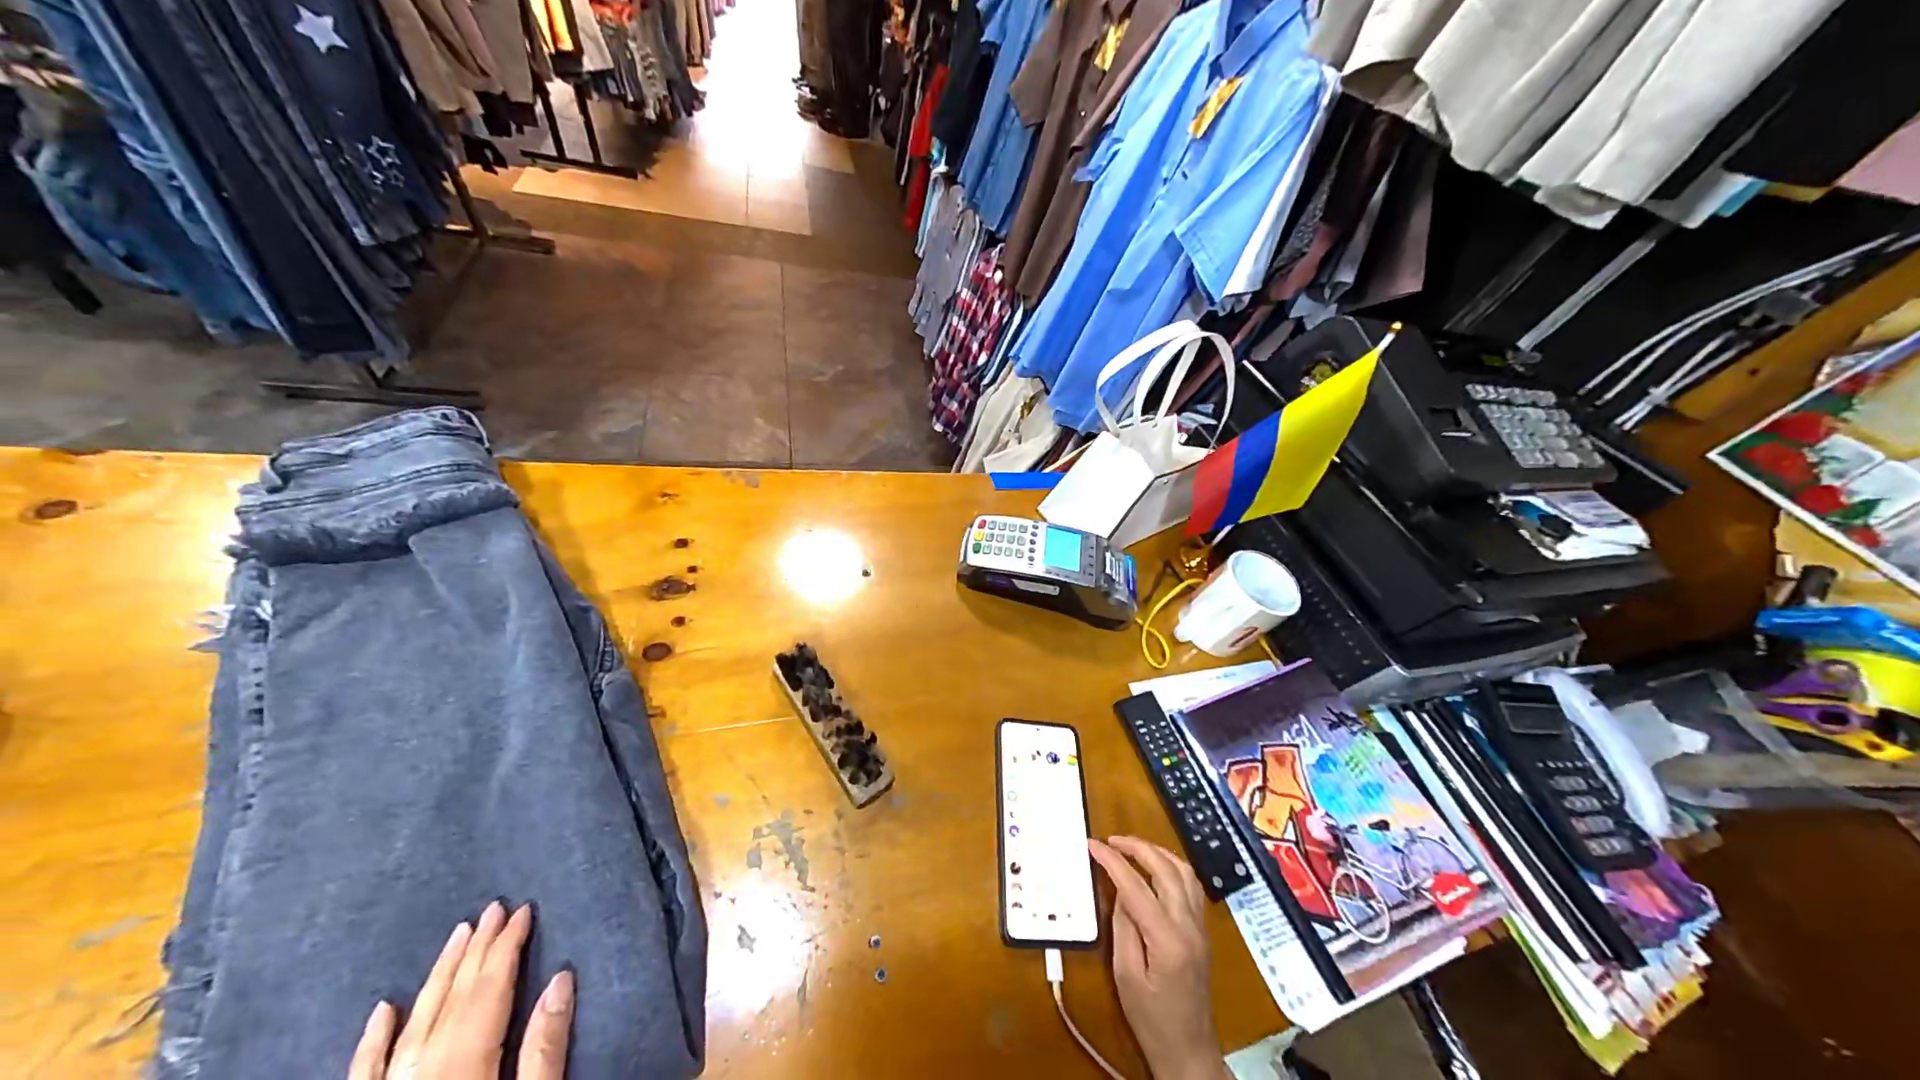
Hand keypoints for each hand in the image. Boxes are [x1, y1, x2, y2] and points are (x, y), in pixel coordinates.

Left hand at [347, 901, 574, 1078]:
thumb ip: (544, 1048)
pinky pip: (364, 1072)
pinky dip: (373, 1039)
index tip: (523, 910)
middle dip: (475, 951)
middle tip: (493, 909)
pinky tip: (382, 1009)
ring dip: (435, 977)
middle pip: (450, 999)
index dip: (506, 947)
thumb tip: (561, 979)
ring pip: (410, 1024)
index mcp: (462, 1066)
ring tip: (456, 936)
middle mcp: (418, 1072)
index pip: (488, 990)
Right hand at [1088, 837, 1228, 1079]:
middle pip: (1166, 870)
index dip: (1112, 862)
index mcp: (1167, 938)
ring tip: (1132, 848)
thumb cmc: (1151, 1019)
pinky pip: (1191, 886)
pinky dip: (1171, 867)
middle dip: (1137, 848)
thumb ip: (1123, 927)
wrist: (1189, 1050)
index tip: (1092, 845)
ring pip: (1184, 873)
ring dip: (1157, 853)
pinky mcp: (1202, 931)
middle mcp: (1189, 926)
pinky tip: (1155, 867)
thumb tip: (1121, 891)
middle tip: (1111, 840)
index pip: (1136, 886)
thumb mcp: (1125, 975)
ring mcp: (1200, 927)